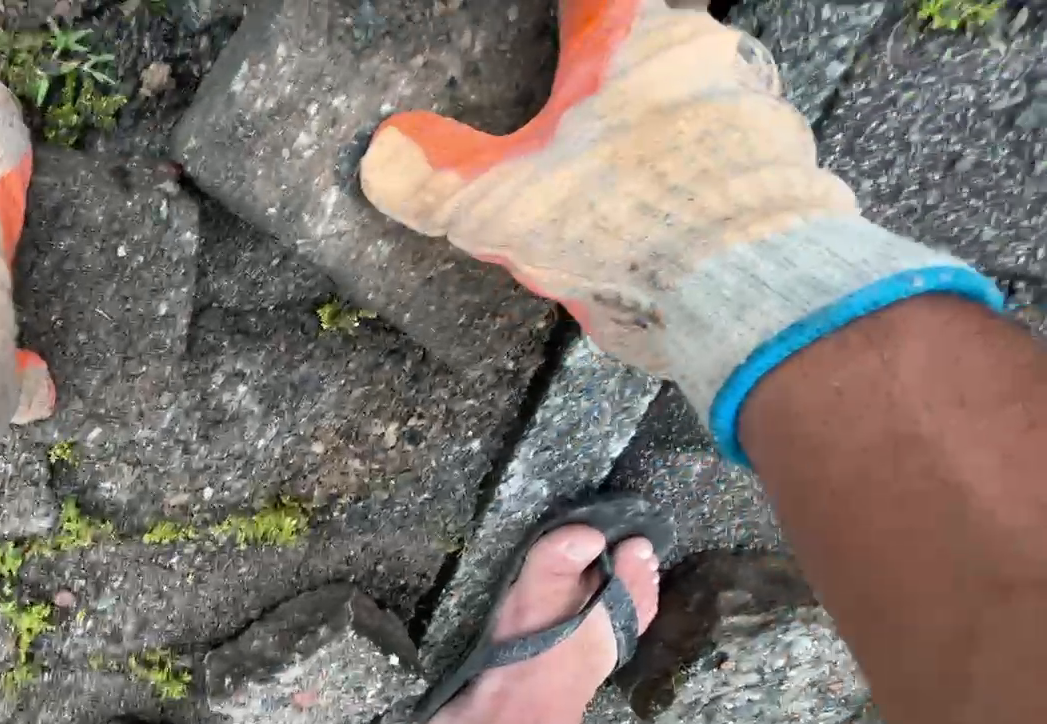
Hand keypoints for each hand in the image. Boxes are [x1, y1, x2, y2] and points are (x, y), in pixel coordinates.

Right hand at [360, 0, 996, 460]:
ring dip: (633, 123)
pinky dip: (665, 168)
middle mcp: (693, 53)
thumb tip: (381, 148)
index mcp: (628, 40)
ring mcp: (737, 105)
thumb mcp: (491, 200)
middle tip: (552, 115)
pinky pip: (699, 148)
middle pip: (632, 47)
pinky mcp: (759, 164)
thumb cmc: (611, 216)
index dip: (560, 10)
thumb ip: (432, 173)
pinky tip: (634, 208)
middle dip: (593, 75)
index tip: (542, 23)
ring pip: (670, 97)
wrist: (731, 280)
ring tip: (591, 169)